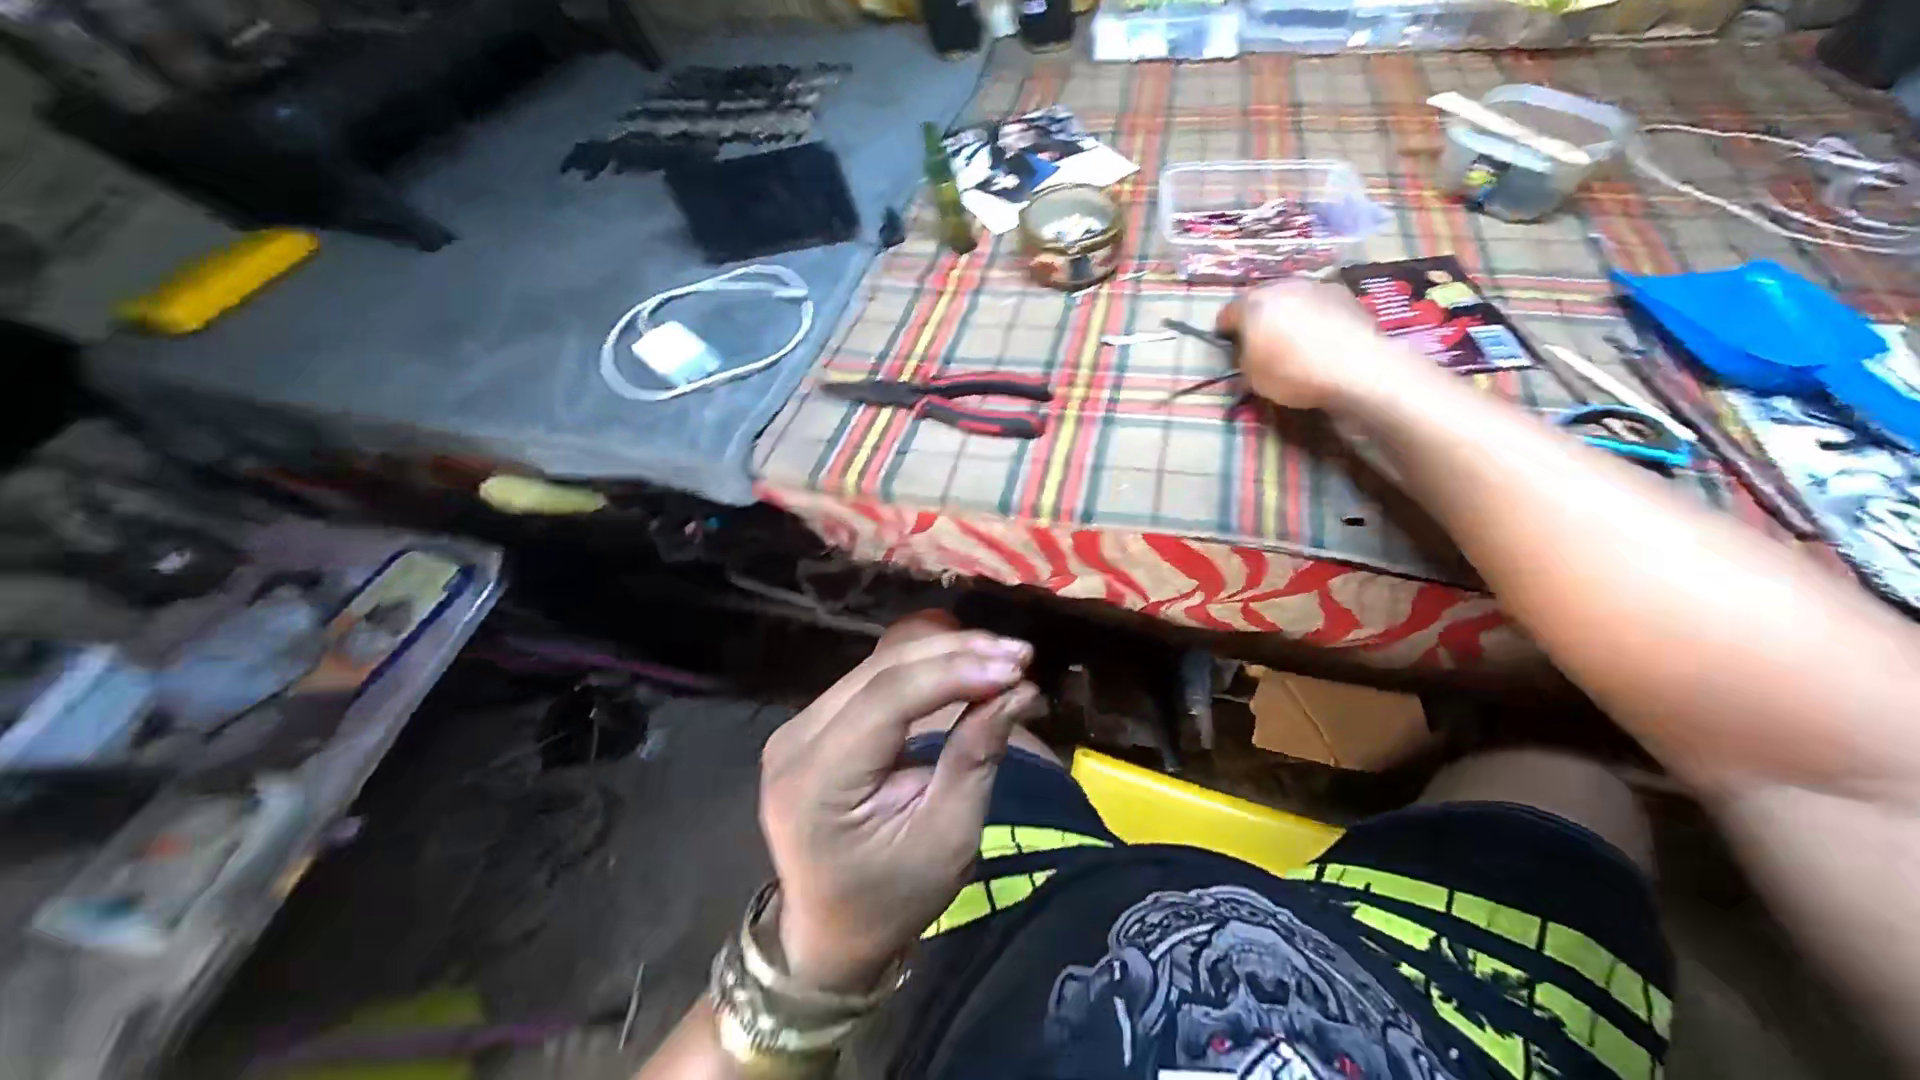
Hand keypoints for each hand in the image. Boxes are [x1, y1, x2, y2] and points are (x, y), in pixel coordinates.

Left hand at [758, 618, 1038, 993]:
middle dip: (956, 653)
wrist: (831, 933)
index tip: (1017, 669)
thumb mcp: (947, 839)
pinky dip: (923, 670)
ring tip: (1003, 655)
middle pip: (880, 670)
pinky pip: (871, 682)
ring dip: (943, 654)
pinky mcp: (810, 725)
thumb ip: (975, 758)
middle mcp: (794, 740)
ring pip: (876, 666)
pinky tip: (965, 665)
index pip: (887, 697)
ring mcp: (795, 728)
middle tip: (1020, 654)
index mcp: (816, 780)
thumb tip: (1017, 691)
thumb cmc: (892, 898)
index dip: (955, 672)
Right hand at [1217, 280, 1416, 409]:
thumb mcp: (1252, 377)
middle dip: (1258, 319)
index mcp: (1252, 305)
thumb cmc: (1294, 373)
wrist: (1358, 367)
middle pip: (1260, 300)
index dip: (1225, 333)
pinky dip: (1313, 316)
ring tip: (1295, 341)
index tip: (1231, 350)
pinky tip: (1321, 339)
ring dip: (1287, 315)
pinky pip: (1317, 304)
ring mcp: (1315, 285)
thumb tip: (1248, 351)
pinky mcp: (1344, 293)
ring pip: (1290, 299)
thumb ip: (1243, 358)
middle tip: (1262, 344)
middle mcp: (1281, 286)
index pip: (1226, 314)